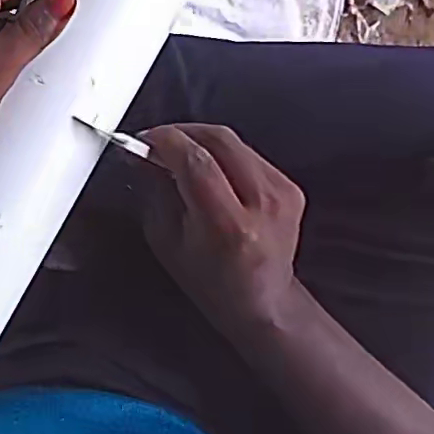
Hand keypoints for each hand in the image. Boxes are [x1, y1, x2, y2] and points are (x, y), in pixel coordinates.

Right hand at [139, 124, 305, 327]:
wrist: (260, 300)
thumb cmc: (210, 281)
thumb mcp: (167, 239)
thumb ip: (157, 190)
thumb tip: (146, 155)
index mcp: (227, 224)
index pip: (195, 160)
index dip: (165, 141)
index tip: (144, 139)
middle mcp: (261, 205)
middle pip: (218, 140)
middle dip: (181, 133)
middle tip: (156, 141)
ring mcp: (281, 193)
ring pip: (232, 141)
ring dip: (198, 139)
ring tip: (176, 154)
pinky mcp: (289, 186)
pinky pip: (246, 152)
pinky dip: (218, 151)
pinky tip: (203, 165)